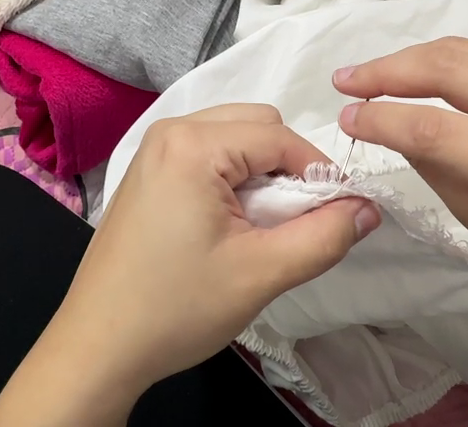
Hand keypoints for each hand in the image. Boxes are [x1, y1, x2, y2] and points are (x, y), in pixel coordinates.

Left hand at [47, 105, 380, 398]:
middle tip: (294, 221)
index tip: (340, 212)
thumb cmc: (177, 307)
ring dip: (261, 170)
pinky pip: (208, 150)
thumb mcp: (260, 274)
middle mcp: (171, 130)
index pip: (278, 136)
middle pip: (256, 123)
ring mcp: (155, 147)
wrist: (99, 344)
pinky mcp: (149, 169)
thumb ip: (323, 236)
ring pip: (234, 135)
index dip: (317, 171)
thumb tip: (367, 208)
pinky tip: (231, 222)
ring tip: (263, 226)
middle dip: (287, 166)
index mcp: (192, 144)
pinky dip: (233, 174)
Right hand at [334, 38, 467, 311]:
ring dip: (410, 58)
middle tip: (345, 81)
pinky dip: (442, 59)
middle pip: (448, 68)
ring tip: (370, 74)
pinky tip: (416, 72)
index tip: (344, 116)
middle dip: (388, 70)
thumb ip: (434, 166)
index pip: (436, 126)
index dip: (382, 117)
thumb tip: (385, 123)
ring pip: (464, 50)